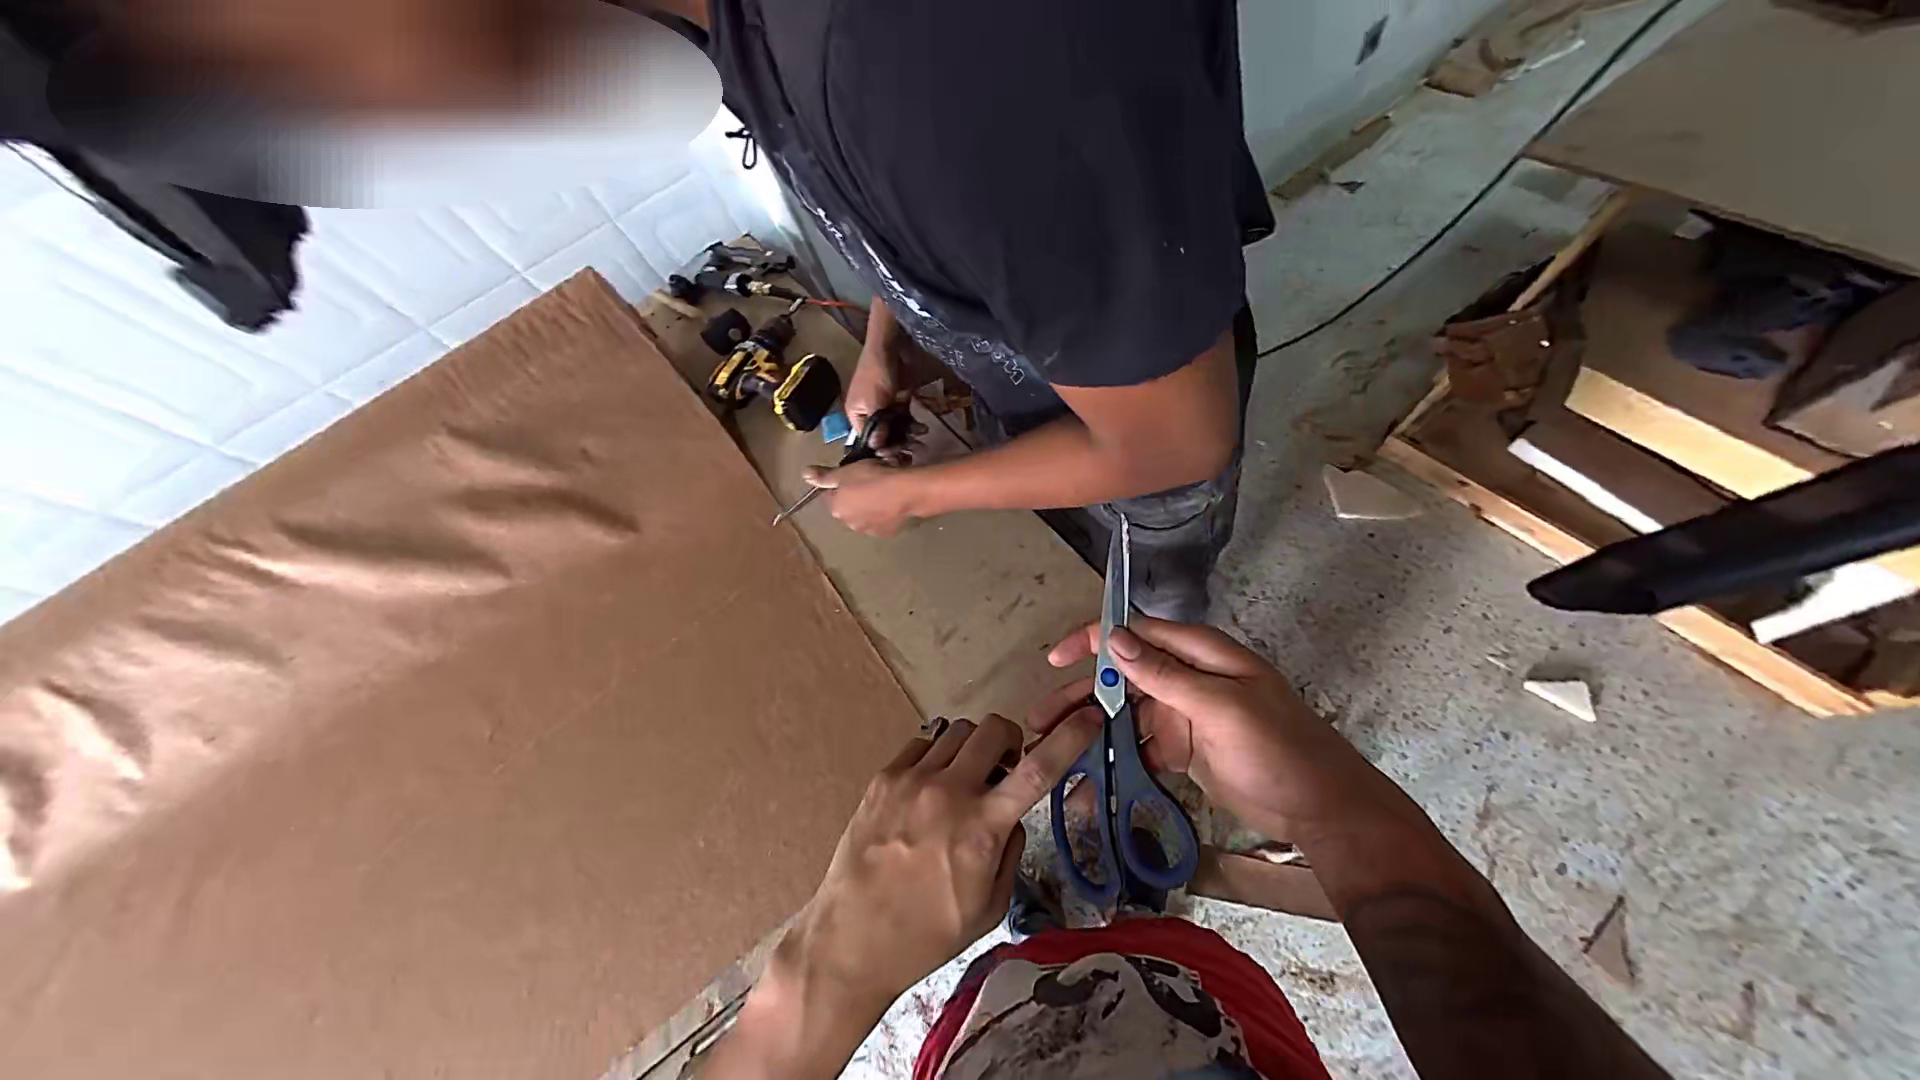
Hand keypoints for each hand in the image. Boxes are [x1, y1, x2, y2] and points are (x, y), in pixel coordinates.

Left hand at [700, 713, 1098, 1078]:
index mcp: (982, 828)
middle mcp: (948, 792)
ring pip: (958, 730)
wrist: (851, 939)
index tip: (1089, 716)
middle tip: (1003, 767)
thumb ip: (1011, 850)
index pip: (1038, 770)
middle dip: (1010, 739)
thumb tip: (1013, 814)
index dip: (1070, 738)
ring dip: (972, 748)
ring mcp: (911, 779)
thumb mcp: (989, 906)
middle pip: (994, 728)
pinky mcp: (883, 777)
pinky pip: (923, 742)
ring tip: (962, 781)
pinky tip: (929, 787)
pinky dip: (938, 755)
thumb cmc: (927, 933)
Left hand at [802, 460, 918, 536]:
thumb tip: (804, 474)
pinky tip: (891, 502)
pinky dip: (883, 514)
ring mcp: (869, 531)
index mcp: (836, 509)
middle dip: (853, 497)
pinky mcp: (887, 533)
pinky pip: (880, 521)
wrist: (906, 492)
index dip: (838, 483)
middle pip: (846, 507)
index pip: (829, 496)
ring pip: (863, 515)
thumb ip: (824, 476)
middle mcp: (849, 524)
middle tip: (867, 481)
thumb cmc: (873, 478)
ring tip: (881, 492)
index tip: (850, 474)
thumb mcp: (845, 472)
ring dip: (868, 506)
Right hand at [845, 322, 912, 464]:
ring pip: (896, 428)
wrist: (891, 346)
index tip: (897, 458)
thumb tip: (877, 449)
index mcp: (856, 416)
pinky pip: (905, 418)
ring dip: (908, 436)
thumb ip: (877, 426)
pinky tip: (922, 429)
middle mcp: (869, 414)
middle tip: (913, 453)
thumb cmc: (875, 373)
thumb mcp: (874, 402)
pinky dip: (912, 424)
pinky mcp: (899, 400)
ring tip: (921, 444)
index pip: (868, 440)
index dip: (882, 450)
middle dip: (898, 445)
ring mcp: (885, 407)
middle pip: (883, 436)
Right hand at [1033, 617, 1384, 841]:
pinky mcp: (1178, 748)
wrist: (1322, 811)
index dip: (1093, 641)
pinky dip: (1112, 761)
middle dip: (1079, 695)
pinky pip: (1136, 748)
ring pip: (1122, 715)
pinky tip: (1087, 780)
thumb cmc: (1279, 748)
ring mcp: (1179, 714)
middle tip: (1040, 720)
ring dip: (1090, 731)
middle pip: (1119, 678)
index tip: (1055, 659)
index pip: (1134, 634)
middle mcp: (1183, 677)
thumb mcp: (1221, 707)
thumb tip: (1114, 639)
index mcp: (1197, 654)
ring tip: (1054, 752)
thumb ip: (1166, 674)